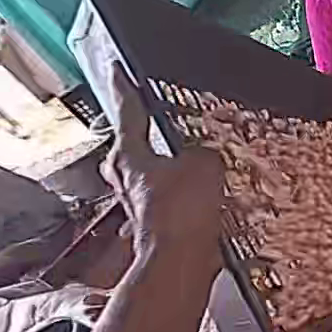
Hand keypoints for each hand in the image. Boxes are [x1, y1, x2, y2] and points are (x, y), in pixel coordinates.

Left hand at [100, 86, 224, 267]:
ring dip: (175, 163)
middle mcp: (126, 178)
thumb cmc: (181, 212)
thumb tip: (206, 156)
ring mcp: (140, 203)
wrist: (182, 261)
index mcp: (128, 156)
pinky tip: (210, 188)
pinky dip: (189, 190)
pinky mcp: (158, 222)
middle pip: (138, 143)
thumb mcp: (203, 164)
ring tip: (200, 153)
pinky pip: (174, 195)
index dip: (126, 87)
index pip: (127, 110)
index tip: (121, 70)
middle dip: (154, 131)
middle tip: (169, 115)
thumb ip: (203, 151)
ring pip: (157, 171)